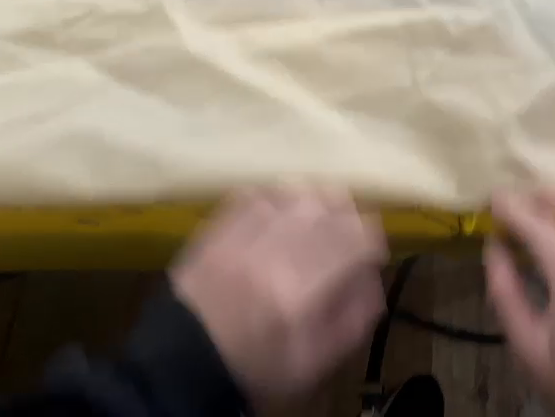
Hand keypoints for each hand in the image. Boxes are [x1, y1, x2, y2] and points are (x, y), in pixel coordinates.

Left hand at [173, 188, 388, 403]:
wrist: (182, 360)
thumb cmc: (255, 364)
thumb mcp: (312, 361)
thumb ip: (352, 319)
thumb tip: (373, 279)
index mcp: (303, 286)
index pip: (357, 236)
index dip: (372, 240)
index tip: (370, 252)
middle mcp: (277, 246)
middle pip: (332, 203)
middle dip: (348, 217)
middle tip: (346, 235)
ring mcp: (246, 228)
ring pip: (300, 190)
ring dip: (316, 203)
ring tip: (316, 222)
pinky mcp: (222, 220)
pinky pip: (264, 190)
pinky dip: (280, 198)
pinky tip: (281, 216)